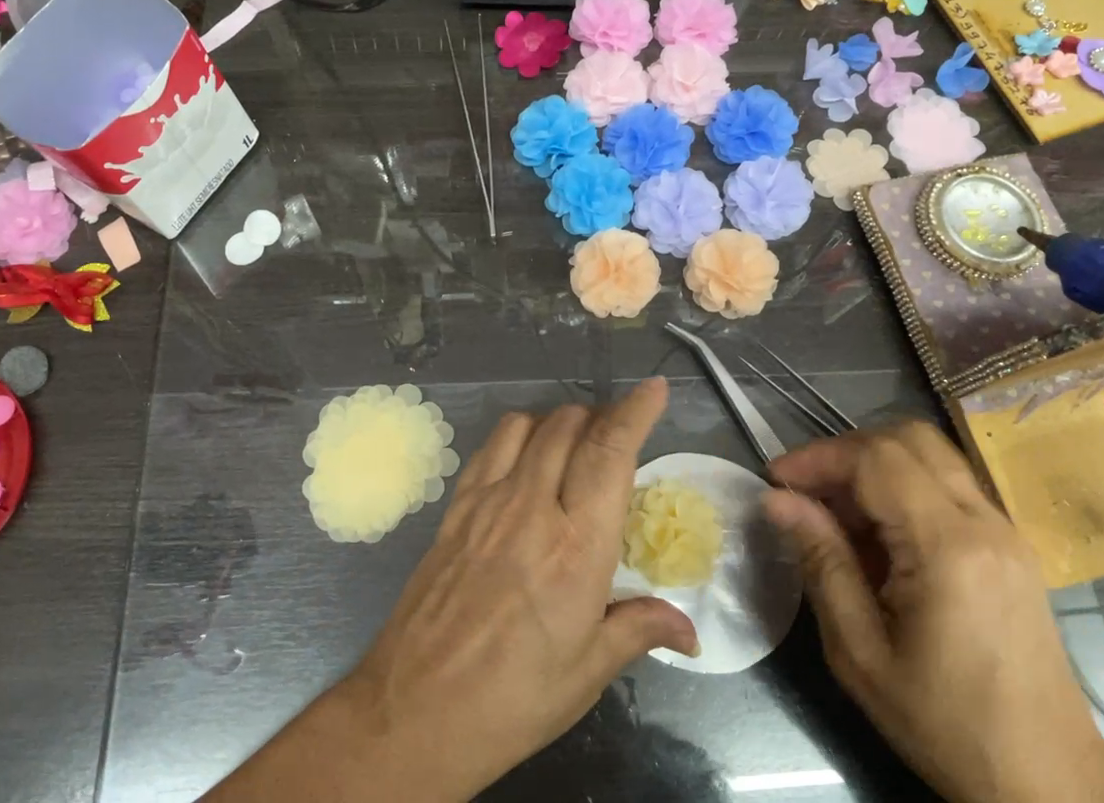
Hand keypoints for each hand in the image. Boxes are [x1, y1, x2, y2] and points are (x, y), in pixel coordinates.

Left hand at [337, 378, 695, 798]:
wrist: (413, 712)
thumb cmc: (512, 699)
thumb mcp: (586, 672)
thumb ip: (639, 630)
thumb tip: (690, 630)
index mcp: (575, 546)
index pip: (609, 452)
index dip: (635, 412)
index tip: (654, 389)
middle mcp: (529, 508)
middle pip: (566, 425)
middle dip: (599, 415)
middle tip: (619, 433)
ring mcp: (483, 505)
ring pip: (522, 426)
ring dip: (554, 421)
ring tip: (573, 443)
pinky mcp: (451, 514)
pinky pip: (485, 452)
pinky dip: (513, 439)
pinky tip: (521, 465)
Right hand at [763, 422, 1103, 802]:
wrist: (1045, 775)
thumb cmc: (943, 722)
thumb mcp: (860, 652)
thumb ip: (821, 563)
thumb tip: (777, 500)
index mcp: (948, 548)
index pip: (876, 459)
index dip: (818, 458)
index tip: (774, 482)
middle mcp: (986, 523)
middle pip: (908, 439)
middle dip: (845, 452)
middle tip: (803, 491)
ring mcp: (1006, 531)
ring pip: (931, 455)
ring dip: (874, 466)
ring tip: (835, 512)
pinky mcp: (1011, 545)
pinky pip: (949, 485)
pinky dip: (903, 486)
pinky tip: (877, 534)